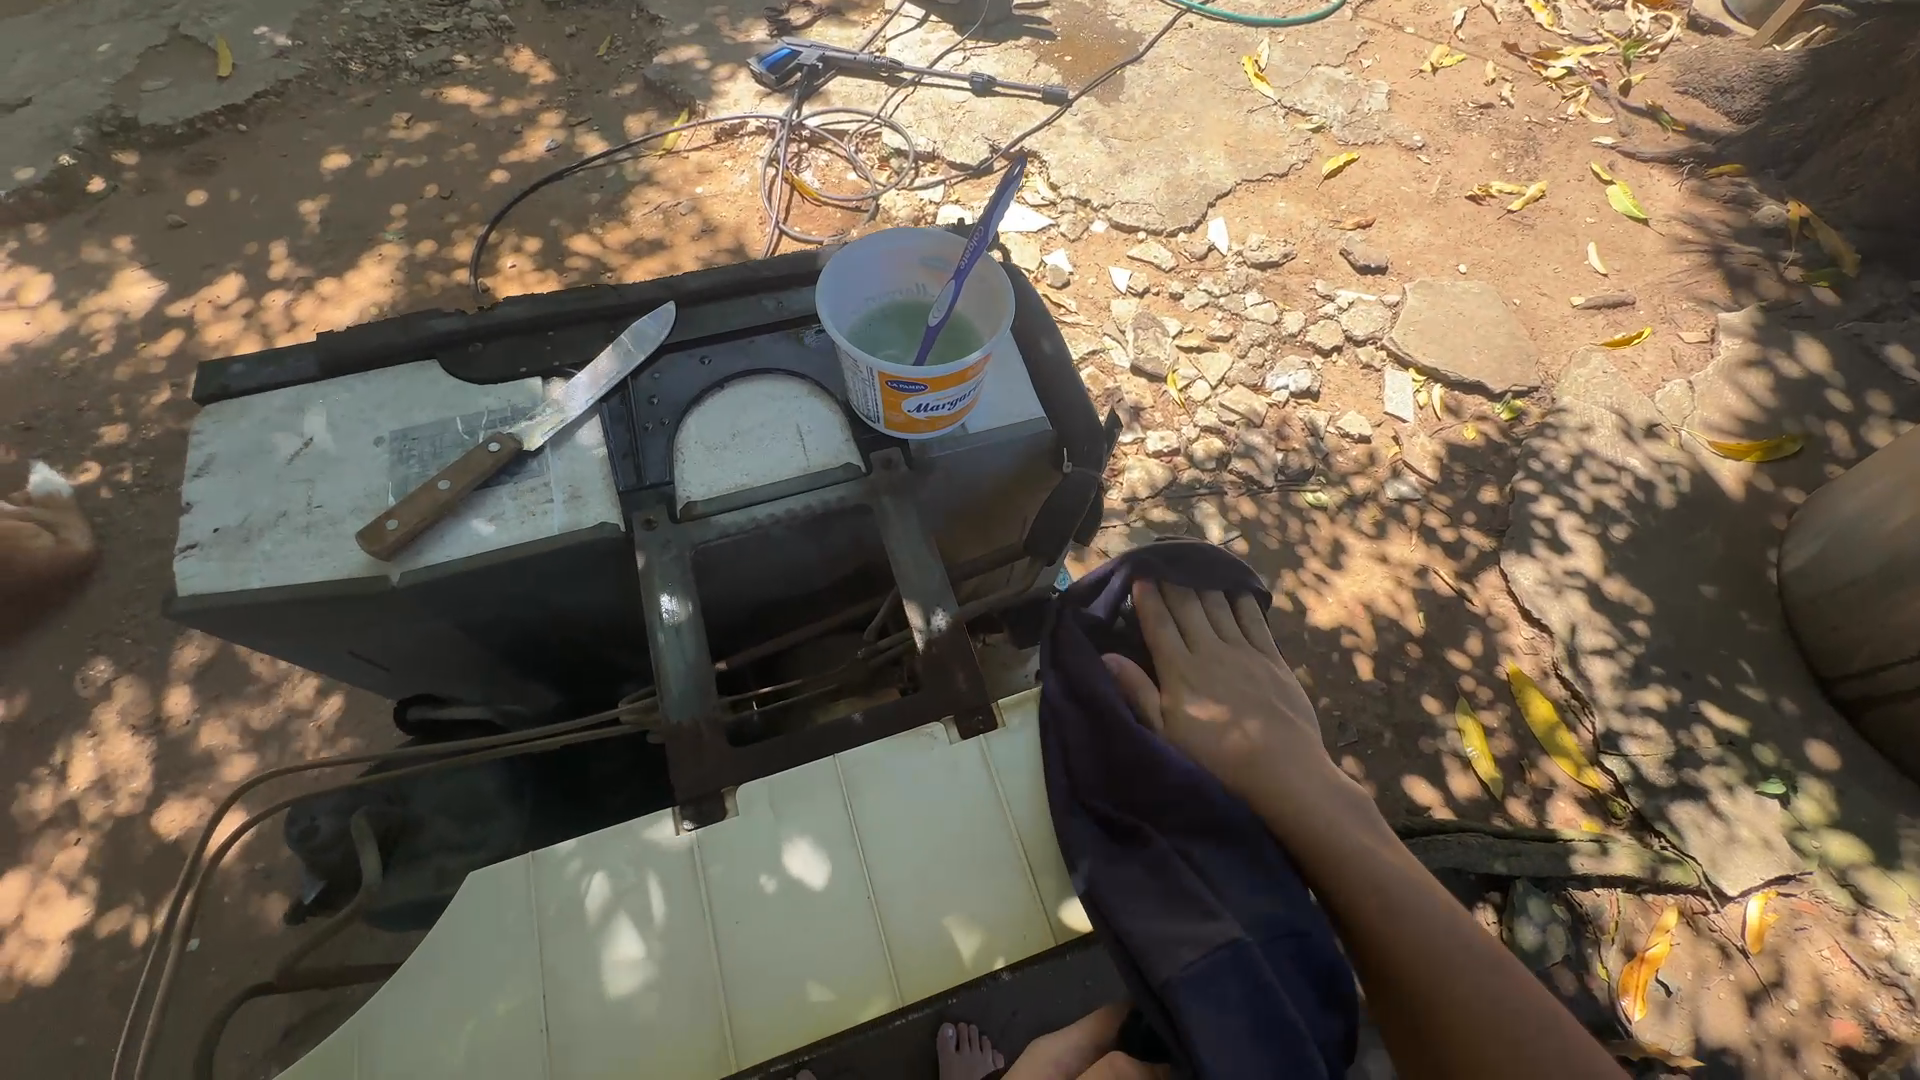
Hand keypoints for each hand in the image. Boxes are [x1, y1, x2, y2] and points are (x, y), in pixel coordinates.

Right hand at [1102, 581, 1335, 805]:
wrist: (1282, 771)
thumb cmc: (1215, 758)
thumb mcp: (1165, 732)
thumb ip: (1137, 691)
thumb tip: (1105, 656)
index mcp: (1179, 670)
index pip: (1158, 623)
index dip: (1148, 598)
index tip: (1139, 575)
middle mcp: (1209, 651)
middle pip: (1187, 607)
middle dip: (1172, 582)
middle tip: (1162, 561)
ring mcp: (1244, 652)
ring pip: (1218, 606)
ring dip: (1203, 583)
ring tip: (1193, 565)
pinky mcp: (1272, 659)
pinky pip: (1254, 620)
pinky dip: (1242, 600)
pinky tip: (1235, 588)